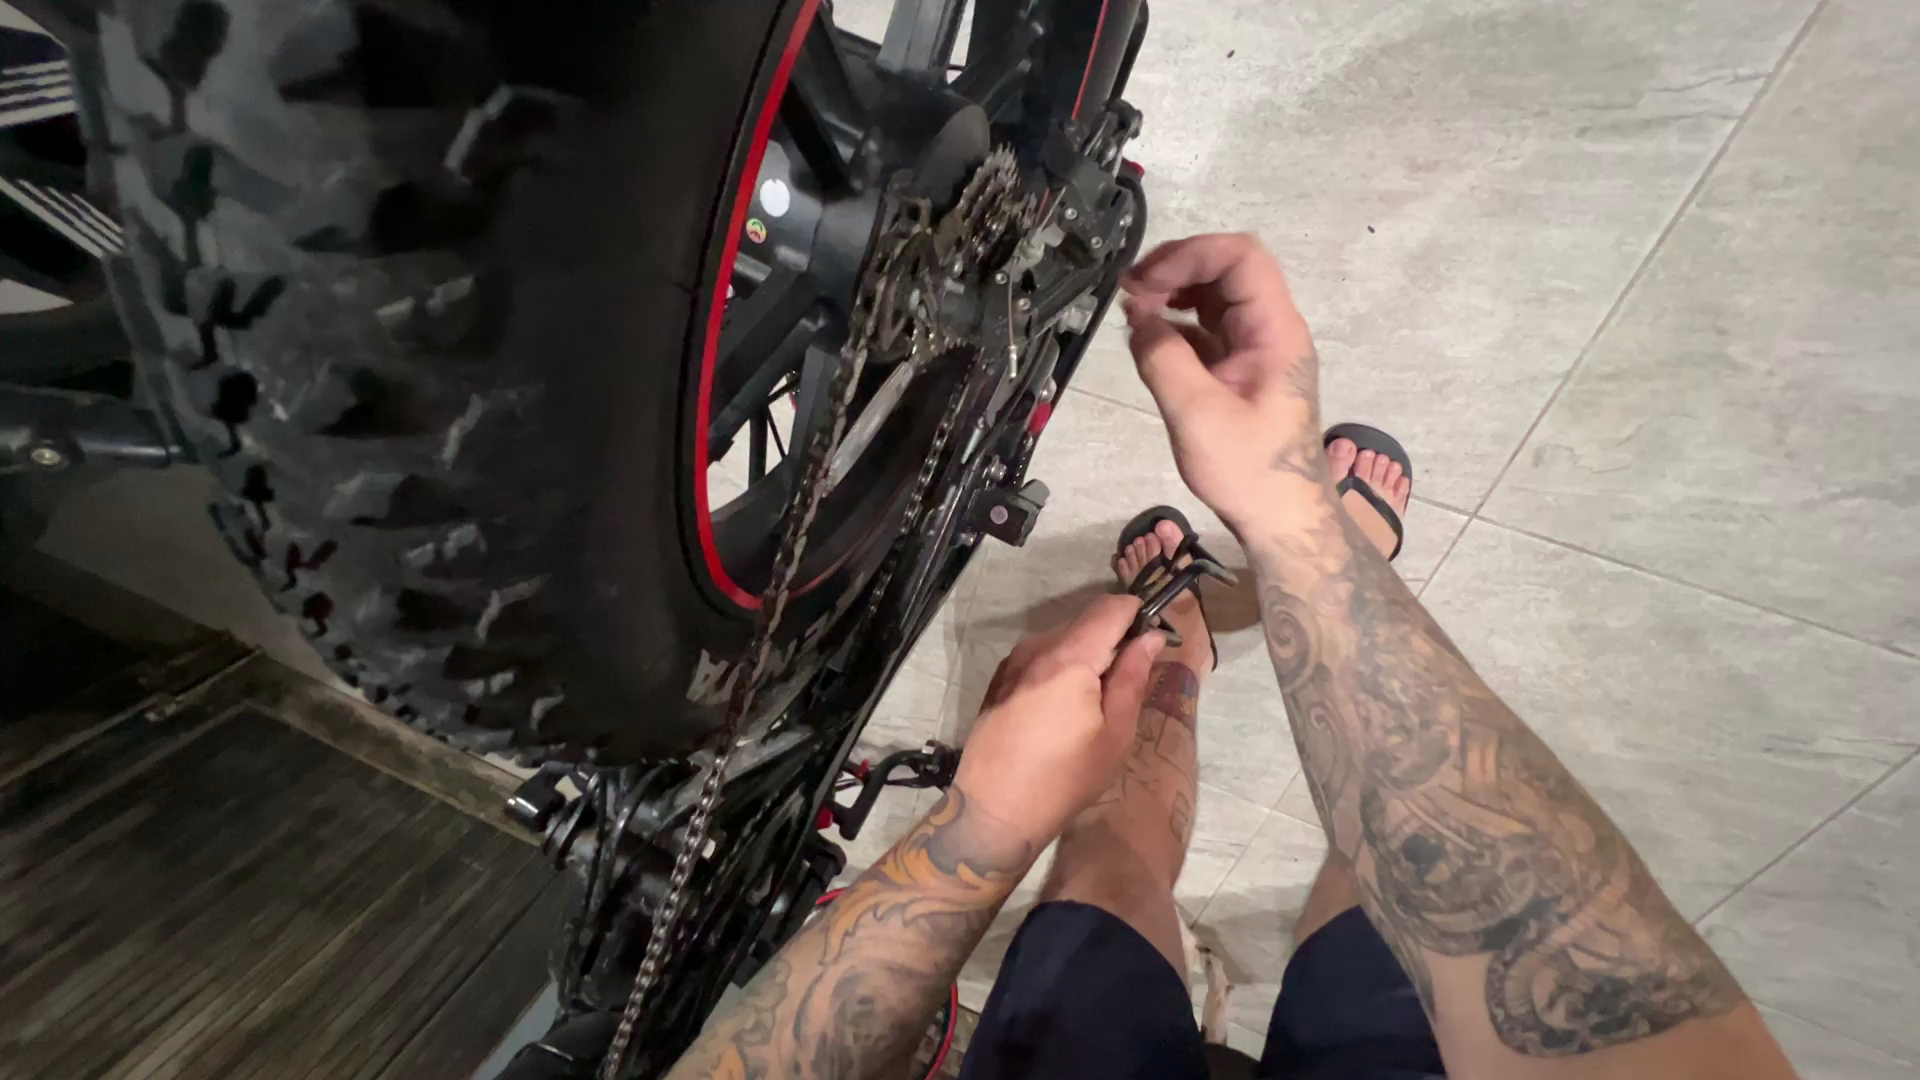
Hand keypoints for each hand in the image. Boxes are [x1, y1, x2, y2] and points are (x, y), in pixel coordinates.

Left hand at [953, 594, 1166, 843]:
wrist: (994, 809)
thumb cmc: (1064, 778)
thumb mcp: (1114, 734)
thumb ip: (1132, 677)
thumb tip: (1150, 637)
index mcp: (1067, 657)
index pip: (1110, 608)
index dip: (1137, 615)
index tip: (1152, 641)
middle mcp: (1036, 647)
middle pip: (1085, 621)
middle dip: (1113, 638)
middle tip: (1128, 683)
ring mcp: (1013, 660)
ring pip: (1063, 637)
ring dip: (1087, 655)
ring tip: (1095, 704)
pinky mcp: (1001, 677)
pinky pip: (1042, 655)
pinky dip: (1062, 666)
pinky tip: (1064, 709)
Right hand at [1122, 233, 1328, 530]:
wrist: (1281, 515)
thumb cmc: (1246, 469)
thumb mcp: (1196, 415)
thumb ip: (1162, 360)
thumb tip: (1136, 319)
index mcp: (1275, 330)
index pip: (1240, 258)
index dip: (1189, 256)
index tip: (1143, 283)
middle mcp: (1271, 329)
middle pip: (1228, 270)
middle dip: (1176, 269)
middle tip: (1130, 291)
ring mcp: (1257, 349)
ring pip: (1216, 297)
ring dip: (1174, 294)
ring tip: (1133, 310)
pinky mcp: (1241, 371)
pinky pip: (1209, 330)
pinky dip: (1176, 325)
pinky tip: (1148, 338)